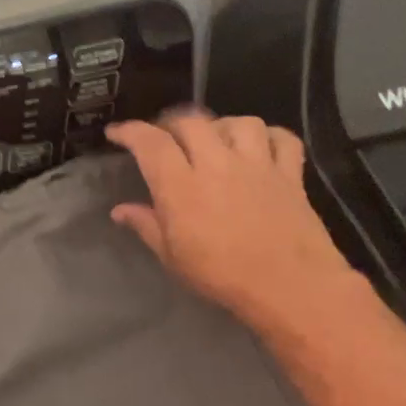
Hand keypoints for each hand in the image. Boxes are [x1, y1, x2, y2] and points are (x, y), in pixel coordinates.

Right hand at [105, 111, 362, 331]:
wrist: (287, 282)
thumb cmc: (218, 273)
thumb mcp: (169, 255)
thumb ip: (146, 225)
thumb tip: (121, 210)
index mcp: (182, 187)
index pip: (152, 144)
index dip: (130, 132)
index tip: (116, 133)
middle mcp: (218, 165)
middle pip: (192, 123)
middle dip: (170, 124)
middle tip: (160, 137)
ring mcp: (258, 165)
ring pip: (239, 122)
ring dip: (218, 125)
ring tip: (210, 139)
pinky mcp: (290, 173)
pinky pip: (281, 138)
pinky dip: (265, 135)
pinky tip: (255, 146)